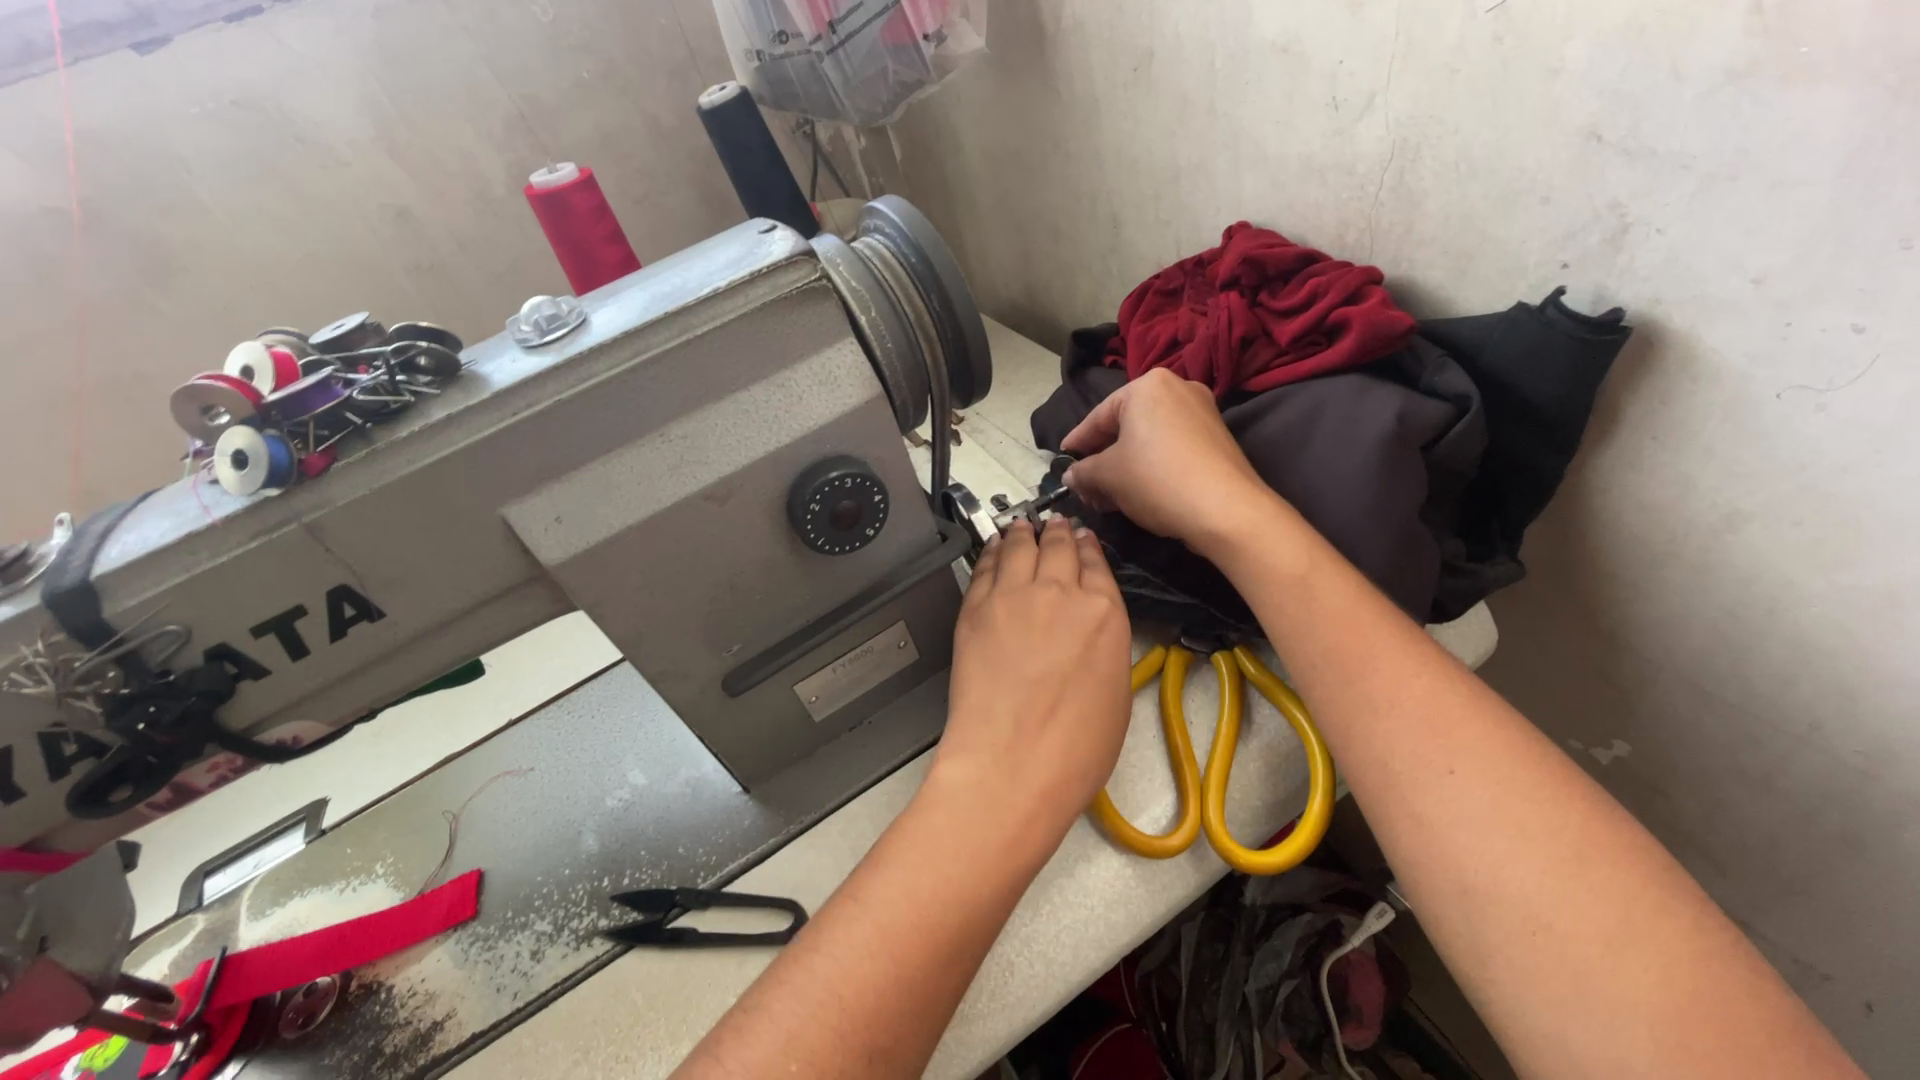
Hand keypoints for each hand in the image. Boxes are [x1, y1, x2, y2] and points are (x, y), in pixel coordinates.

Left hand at [932, 517, 1132, 842]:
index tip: (1083, 538)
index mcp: (1105, 614)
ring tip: (1022, 524)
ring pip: (1019, 547)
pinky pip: (984, 567)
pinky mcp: (975, 609)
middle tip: (1054, 523)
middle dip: (1058, 532)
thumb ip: (1105, 648)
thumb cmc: (1075, 749)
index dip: (1088, 548)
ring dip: (1023, 532)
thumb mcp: (1116, 695)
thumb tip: (1090, 634)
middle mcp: (1061, 593)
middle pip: (1058, 547)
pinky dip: (991, 551)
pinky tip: (992, 546)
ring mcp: (1013, 596)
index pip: (1097, 566)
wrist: (1013, 761)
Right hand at [1059, 369, 1275, 555]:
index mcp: (1147, 386)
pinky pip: (1171, 448)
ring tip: (1108, 497)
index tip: (1063, 462)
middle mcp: (1177, 388)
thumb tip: (1070, 476)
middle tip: (1086, 488)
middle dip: (1102, 459)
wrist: (1227, 511)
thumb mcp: (1108, 476)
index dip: (1077, 443)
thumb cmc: (1157, 480)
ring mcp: (1202, 412)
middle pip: (1126, 426)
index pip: (1098, 416)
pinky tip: (1139, 493)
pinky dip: (1151, 467)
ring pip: (1149, 439)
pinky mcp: (1217, 438)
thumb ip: (1083, 472)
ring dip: (1125, 467)